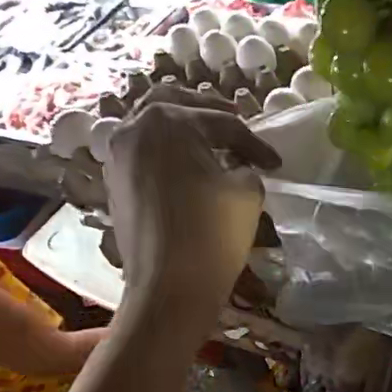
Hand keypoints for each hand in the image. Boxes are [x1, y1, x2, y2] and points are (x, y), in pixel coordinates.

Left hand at [92, 86, 279, 304]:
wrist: (169, 287)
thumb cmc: (211, 232)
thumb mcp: (248, 192)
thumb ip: (246, 167)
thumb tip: (236, 167)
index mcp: (169, 120)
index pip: (223, 123)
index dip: (255, 144)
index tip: (277, 165)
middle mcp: (134, 128)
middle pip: (175, 104)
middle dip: (209, 113)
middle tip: (235, 127)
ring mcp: (118, 155)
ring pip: (153, 127)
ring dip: (184, 131)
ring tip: (212, 147)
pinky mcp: (115, 183)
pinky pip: (143, 153)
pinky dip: (168, 153)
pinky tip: (190, 171)